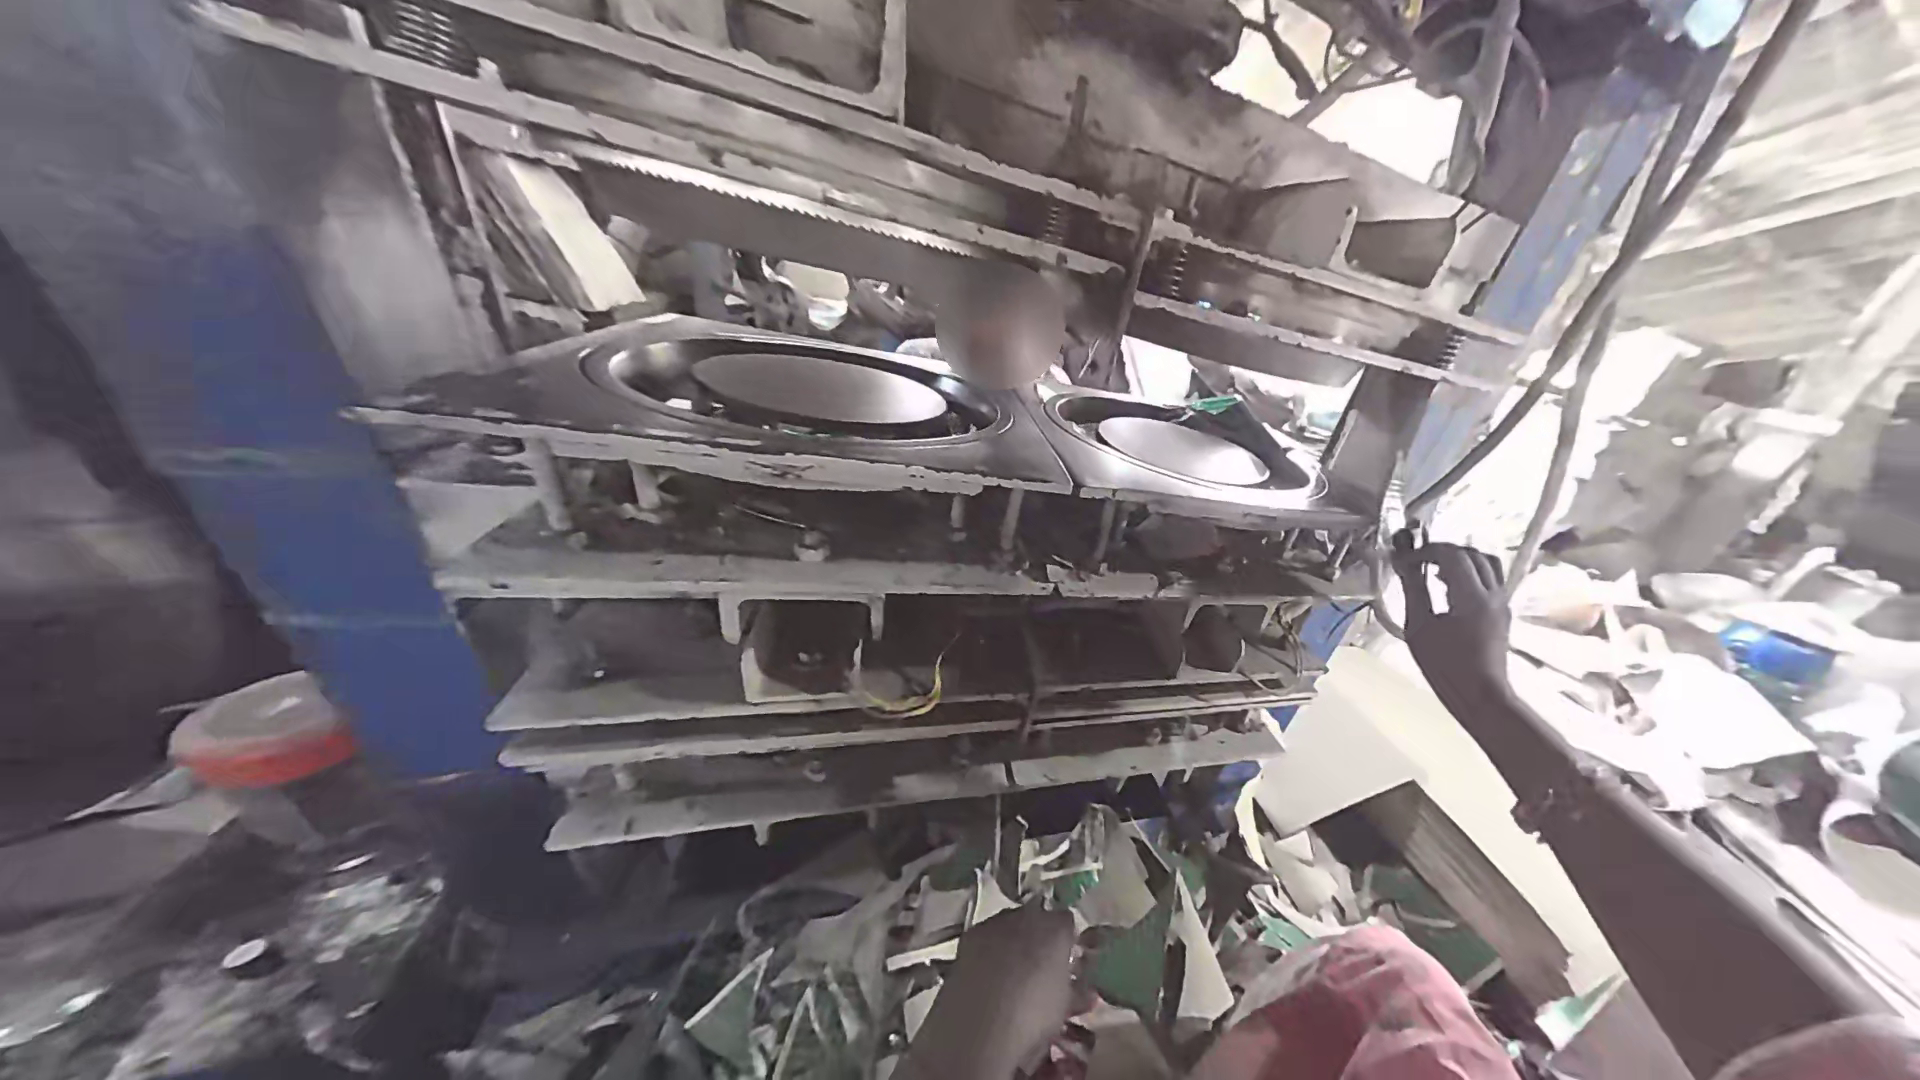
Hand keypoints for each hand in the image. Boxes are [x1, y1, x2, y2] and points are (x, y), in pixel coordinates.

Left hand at [898, 905, 1075, 1079]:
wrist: (982, 1017)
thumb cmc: (1033, 1014)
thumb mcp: (1063, 1007)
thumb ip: (1075, 991)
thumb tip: (1083, 990)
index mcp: (1056, 929)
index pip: (1066, 921)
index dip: (1066, 938)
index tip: (1065, 956)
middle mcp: (1027, 916)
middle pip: (1037, 917)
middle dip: (1039, 935)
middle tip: (1039, 964)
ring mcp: (997, 921)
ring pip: (1011, 923)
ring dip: (1014, 938)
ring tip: (1011, 969)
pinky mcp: (972, 933)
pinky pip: (987, 933)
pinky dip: (990, 946)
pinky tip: (988, 969)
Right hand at [1389, 532, 1515, 738]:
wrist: (1480, 693)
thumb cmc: (1444, 663)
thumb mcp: (1419, 626)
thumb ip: (1413, 589)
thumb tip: (1402, 561)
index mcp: (1472, 596)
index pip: (1452, 555)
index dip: (1424, 551)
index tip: (1402, 559)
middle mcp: (1493, 593)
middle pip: (1472, 554)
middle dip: (1442, 551)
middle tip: (1415, 560)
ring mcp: (1501, 602)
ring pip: (1486, 563)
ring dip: (1458, 559)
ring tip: (1432, 570)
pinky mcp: (1501, 611)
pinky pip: (1489, 578)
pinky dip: (1468, 572)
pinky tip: (1446, 586)